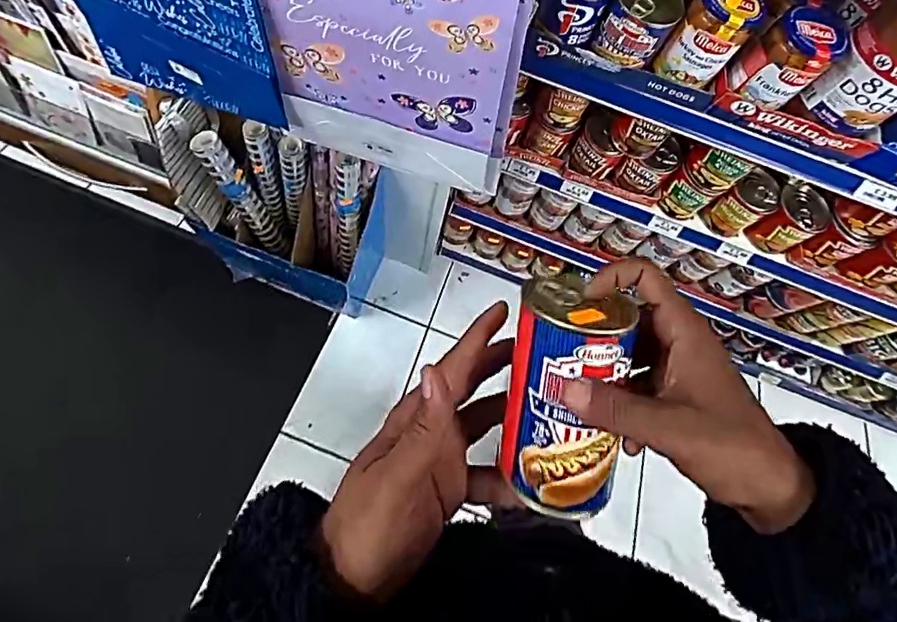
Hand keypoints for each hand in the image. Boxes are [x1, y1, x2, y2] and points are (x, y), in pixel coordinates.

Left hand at [319, 302, 510, 601]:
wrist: (352, 584)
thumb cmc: (367, 527)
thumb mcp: (398, 475)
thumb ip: (423, 427)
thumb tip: (436, 371)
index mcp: (417, 418)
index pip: (452, 367)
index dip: (478, 336)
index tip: (502, 311)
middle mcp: (431, 430)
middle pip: (472, 386)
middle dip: (502, 364)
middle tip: (536, 351)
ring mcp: (440, 458)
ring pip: (483, 423)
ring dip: (512, 414)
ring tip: (544, 407)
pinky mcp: (448, 487)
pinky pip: (485, 471)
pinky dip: (506, 473)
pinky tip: (526, 482)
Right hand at [561, 261, 813, 533]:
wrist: (769, 485)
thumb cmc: (731, 445)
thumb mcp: (668, 426)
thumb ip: (616, 409)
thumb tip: (565, 390)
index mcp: (684, 330)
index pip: (647, 278)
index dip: (613, 277)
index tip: (583, 302)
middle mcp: (680, 341)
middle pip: (631, 318)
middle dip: (598, 336)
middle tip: (566, 355)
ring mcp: (680, 367)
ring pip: (633, 354)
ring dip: (608, 374)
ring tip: (581, 397)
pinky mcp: (679, 394)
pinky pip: (641, 383)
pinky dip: (625, 401)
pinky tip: (618, 436)